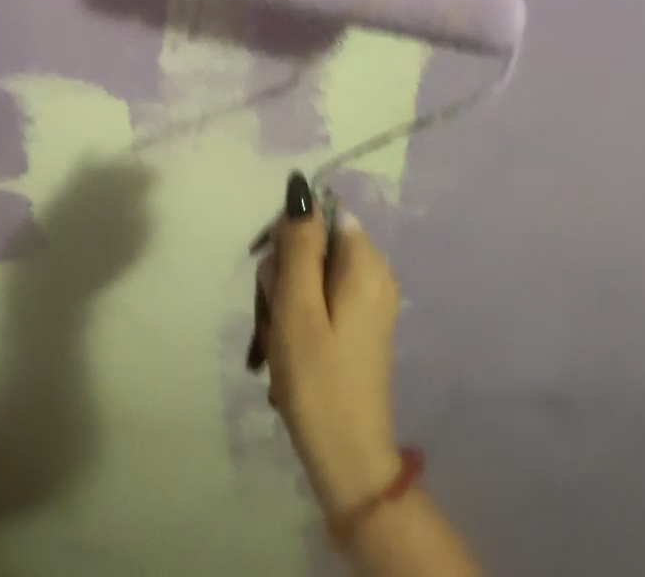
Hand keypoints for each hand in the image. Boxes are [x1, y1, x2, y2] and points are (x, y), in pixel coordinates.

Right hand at [258, 187, 404, 515]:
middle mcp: (374, 275)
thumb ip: (298, 246)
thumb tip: (301, 189)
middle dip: (282, 278)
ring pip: (310, 277)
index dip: (288, 236)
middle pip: (313, 247)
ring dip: (283, 305)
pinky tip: (286, 352)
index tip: (270, 276)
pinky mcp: (359, 326)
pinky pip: (320, 303)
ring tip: (276, 344)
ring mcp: (368, 303)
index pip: (321, 214)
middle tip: (273, 319)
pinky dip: (296, 322)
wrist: (347, 454)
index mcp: (365, 264)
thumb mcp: (297, 307)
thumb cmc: (317, 378)